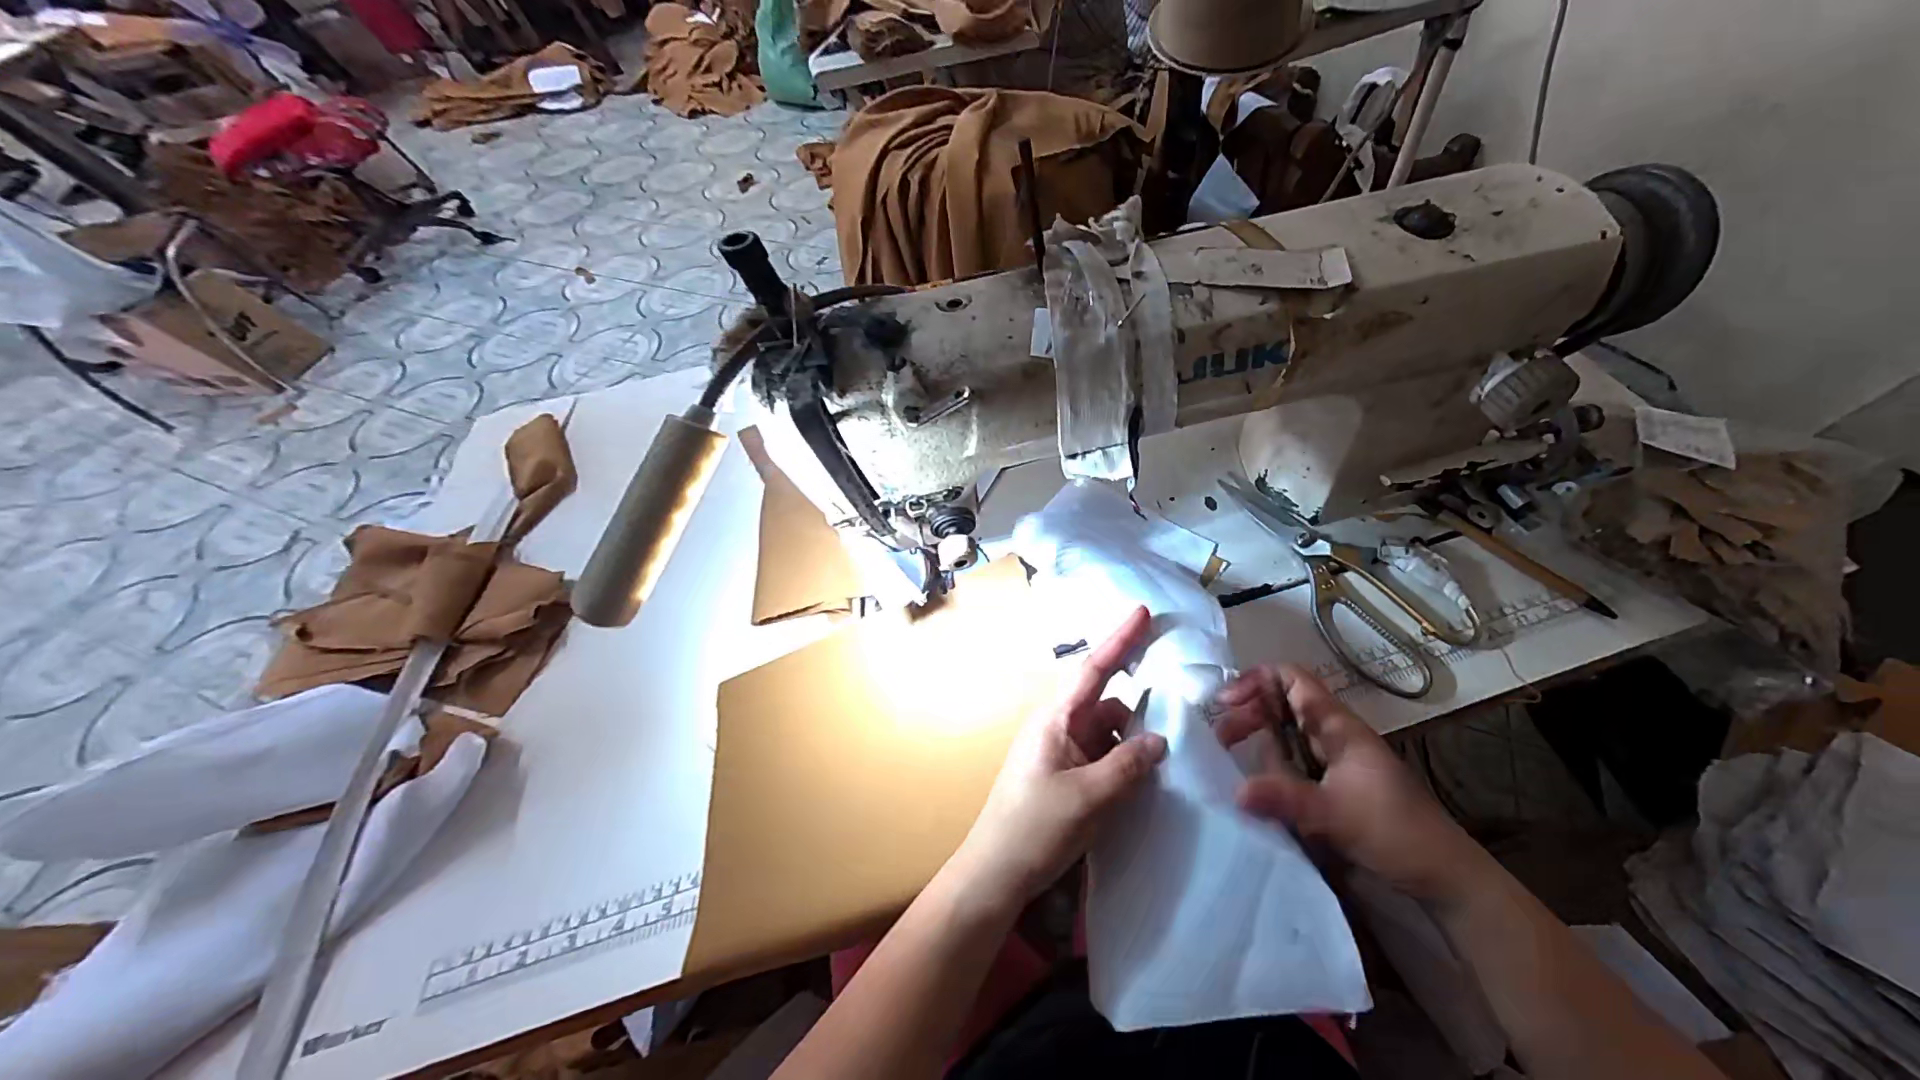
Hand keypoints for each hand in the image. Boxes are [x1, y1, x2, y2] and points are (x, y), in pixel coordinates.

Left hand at [945, 606, 1168, 916]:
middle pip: (1106, 701)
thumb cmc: (1035, 827)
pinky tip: (1149, 776)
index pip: (1092, 669)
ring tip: (1172, 752)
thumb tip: (1160, 739)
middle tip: (1180, 700)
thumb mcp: (1088, 797)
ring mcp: (1063, 753)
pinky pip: (1105, 756)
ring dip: (1135, 738)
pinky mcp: (1068, 777)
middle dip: (1139, 702)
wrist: (997, 872)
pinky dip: (1126, 760)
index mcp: (1056, 719)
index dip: (1119, 640)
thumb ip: (1127, 766)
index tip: (1142, 612)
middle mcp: (1059, 728)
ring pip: (1109, 731)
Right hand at [1218, 664, 1494, 904]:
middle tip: (1221, 739)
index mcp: (1338, 727)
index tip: (1226, 702)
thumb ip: (1285, 799)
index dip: (1255, 680)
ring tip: (1229, 758)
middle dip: (1248, 713)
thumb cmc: (1395, 832)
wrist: (1443, 877)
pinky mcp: (1330, 786)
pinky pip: (1291, 762)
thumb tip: (1235, 791)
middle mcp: (1332, 736)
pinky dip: (1268, 765)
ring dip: (1256, 739)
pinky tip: (1252, 784)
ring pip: (1285, 734)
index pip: (1291, 679)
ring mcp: (1332, 761)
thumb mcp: (1336, 815)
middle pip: (1281, 704)